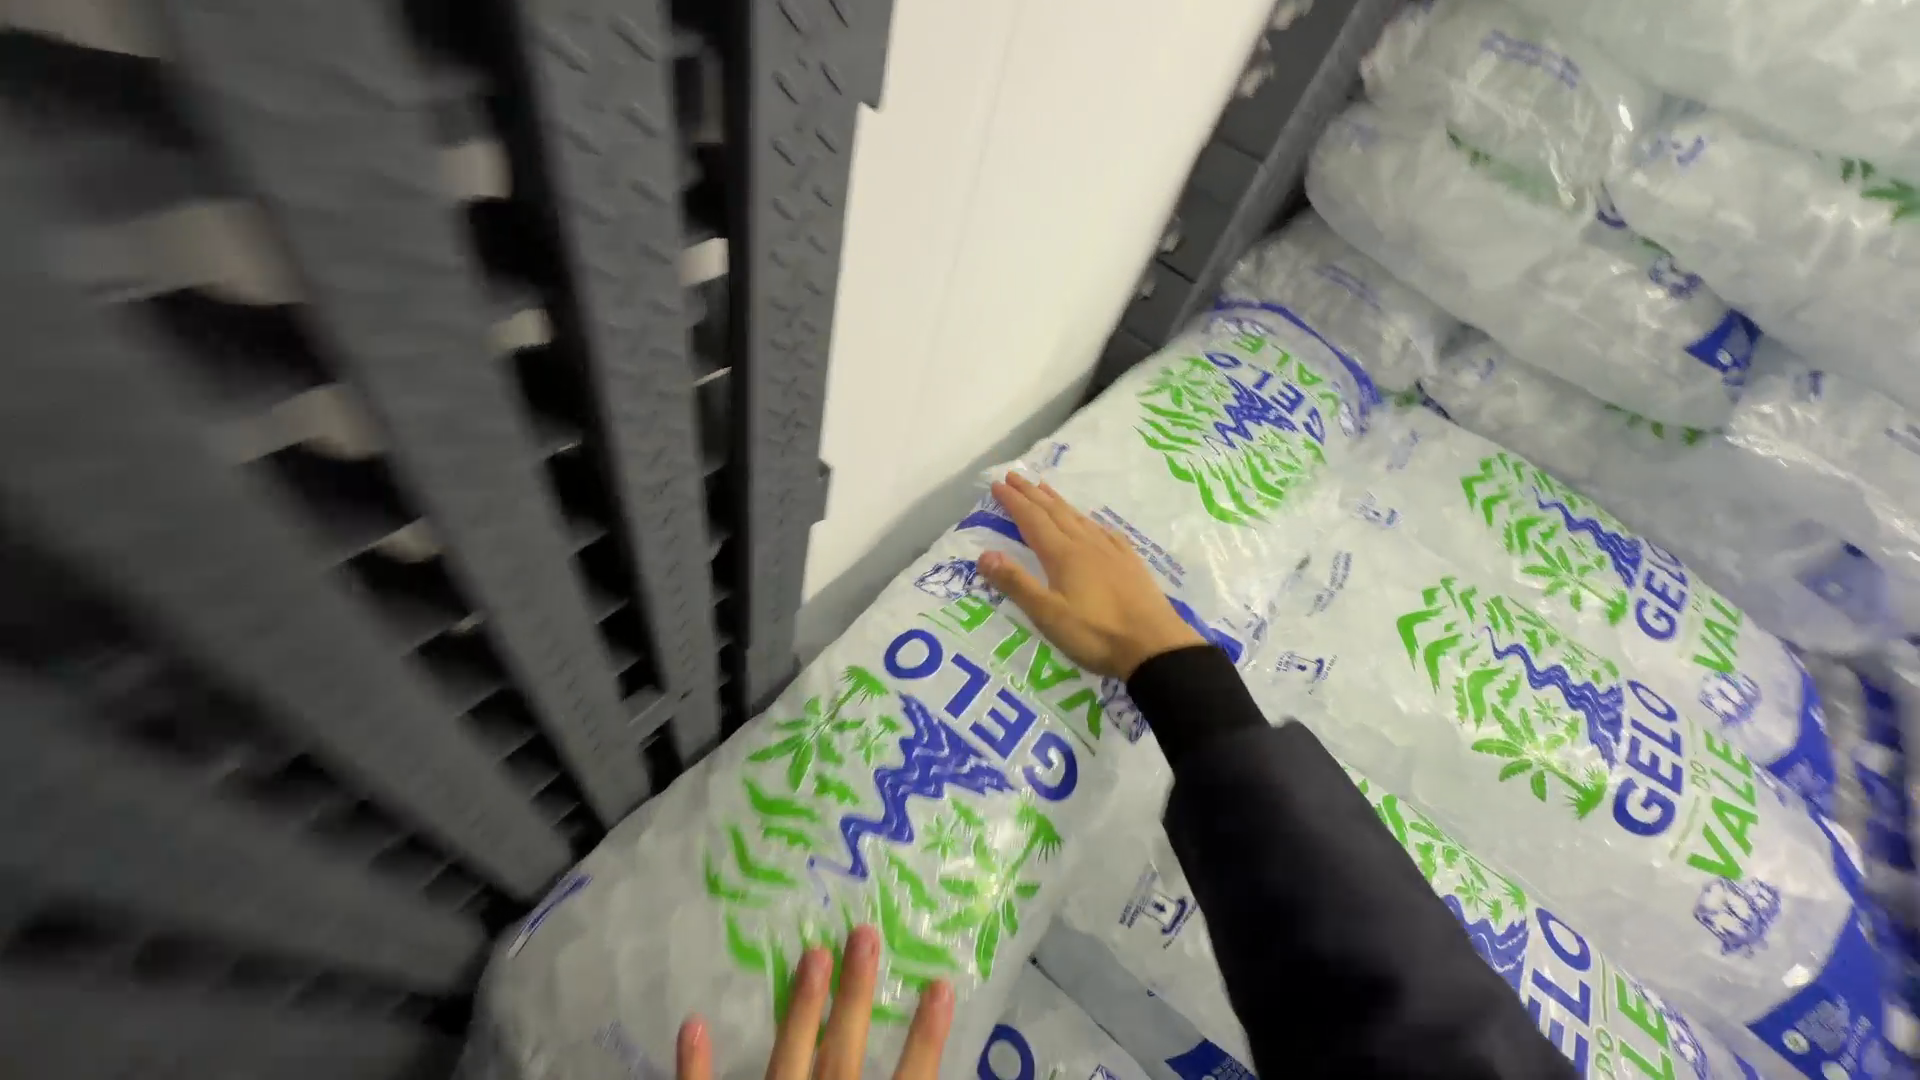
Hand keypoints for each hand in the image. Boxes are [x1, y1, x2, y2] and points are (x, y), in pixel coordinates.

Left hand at [677, 925, 952, 1079]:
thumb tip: (927, 1038)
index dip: (926, 1037)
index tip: (940, 982)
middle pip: (843, 1056)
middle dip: (855, 994)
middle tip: (864, 932)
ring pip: (786, 1064)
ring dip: (799, 1009)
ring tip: (812, 951)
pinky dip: (696, 1068)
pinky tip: (691, 1023)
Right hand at [976, 472, 1204, 679]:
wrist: (1154, 645)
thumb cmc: (1096, 634)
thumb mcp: (1048, 615)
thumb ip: (1016, 583)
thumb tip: (984, 554)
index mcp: (1063, 555)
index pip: (1032, 520)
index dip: (1013, 502)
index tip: (997, 484)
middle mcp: (1085, 545)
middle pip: (1054, 512)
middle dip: (1032, 493)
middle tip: (1015, 476)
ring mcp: (1111, 552)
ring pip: (1079, 518)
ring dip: (1058, 501)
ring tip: (1045, 488)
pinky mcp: (1130, 563)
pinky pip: (1104, 531)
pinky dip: (1089, 520)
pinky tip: (1091, 522)